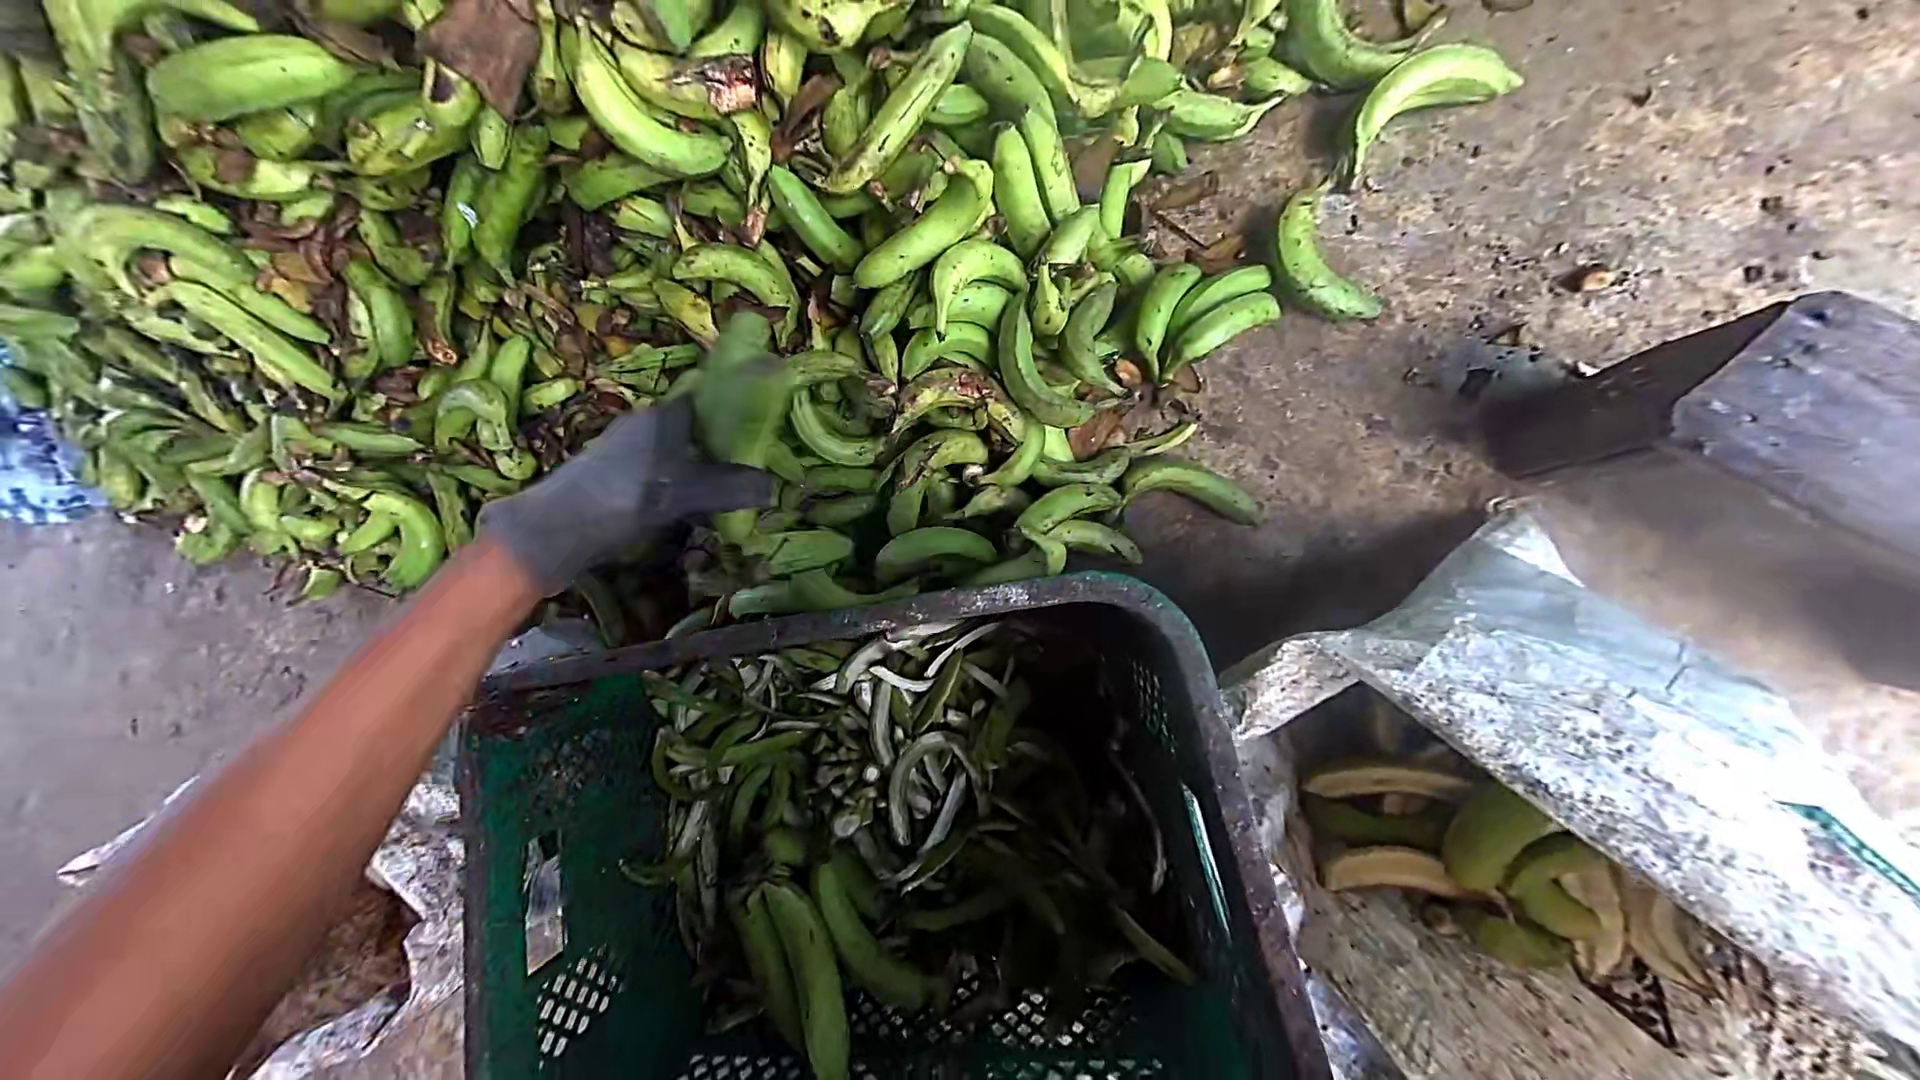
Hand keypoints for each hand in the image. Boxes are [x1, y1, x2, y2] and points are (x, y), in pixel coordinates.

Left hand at [478, 399, 771, 593]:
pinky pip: (668, 471)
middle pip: (698, 427)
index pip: (708, 398)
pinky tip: (700, 504)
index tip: (766, 423)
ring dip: (708, 466)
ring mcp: (631, 451)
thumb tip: (774, 487)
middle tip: (759, 461)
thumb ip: (729, 488)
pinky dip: (688, 483)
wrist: (553, 531)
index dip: (738, 406)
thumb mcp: (681, 495)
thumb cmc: (620, 499)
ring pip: (683, 451)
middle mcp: (646, 426)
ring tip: (738, 485)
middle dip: (728, 442)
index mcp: (661, 418)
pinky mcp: (621, 475)